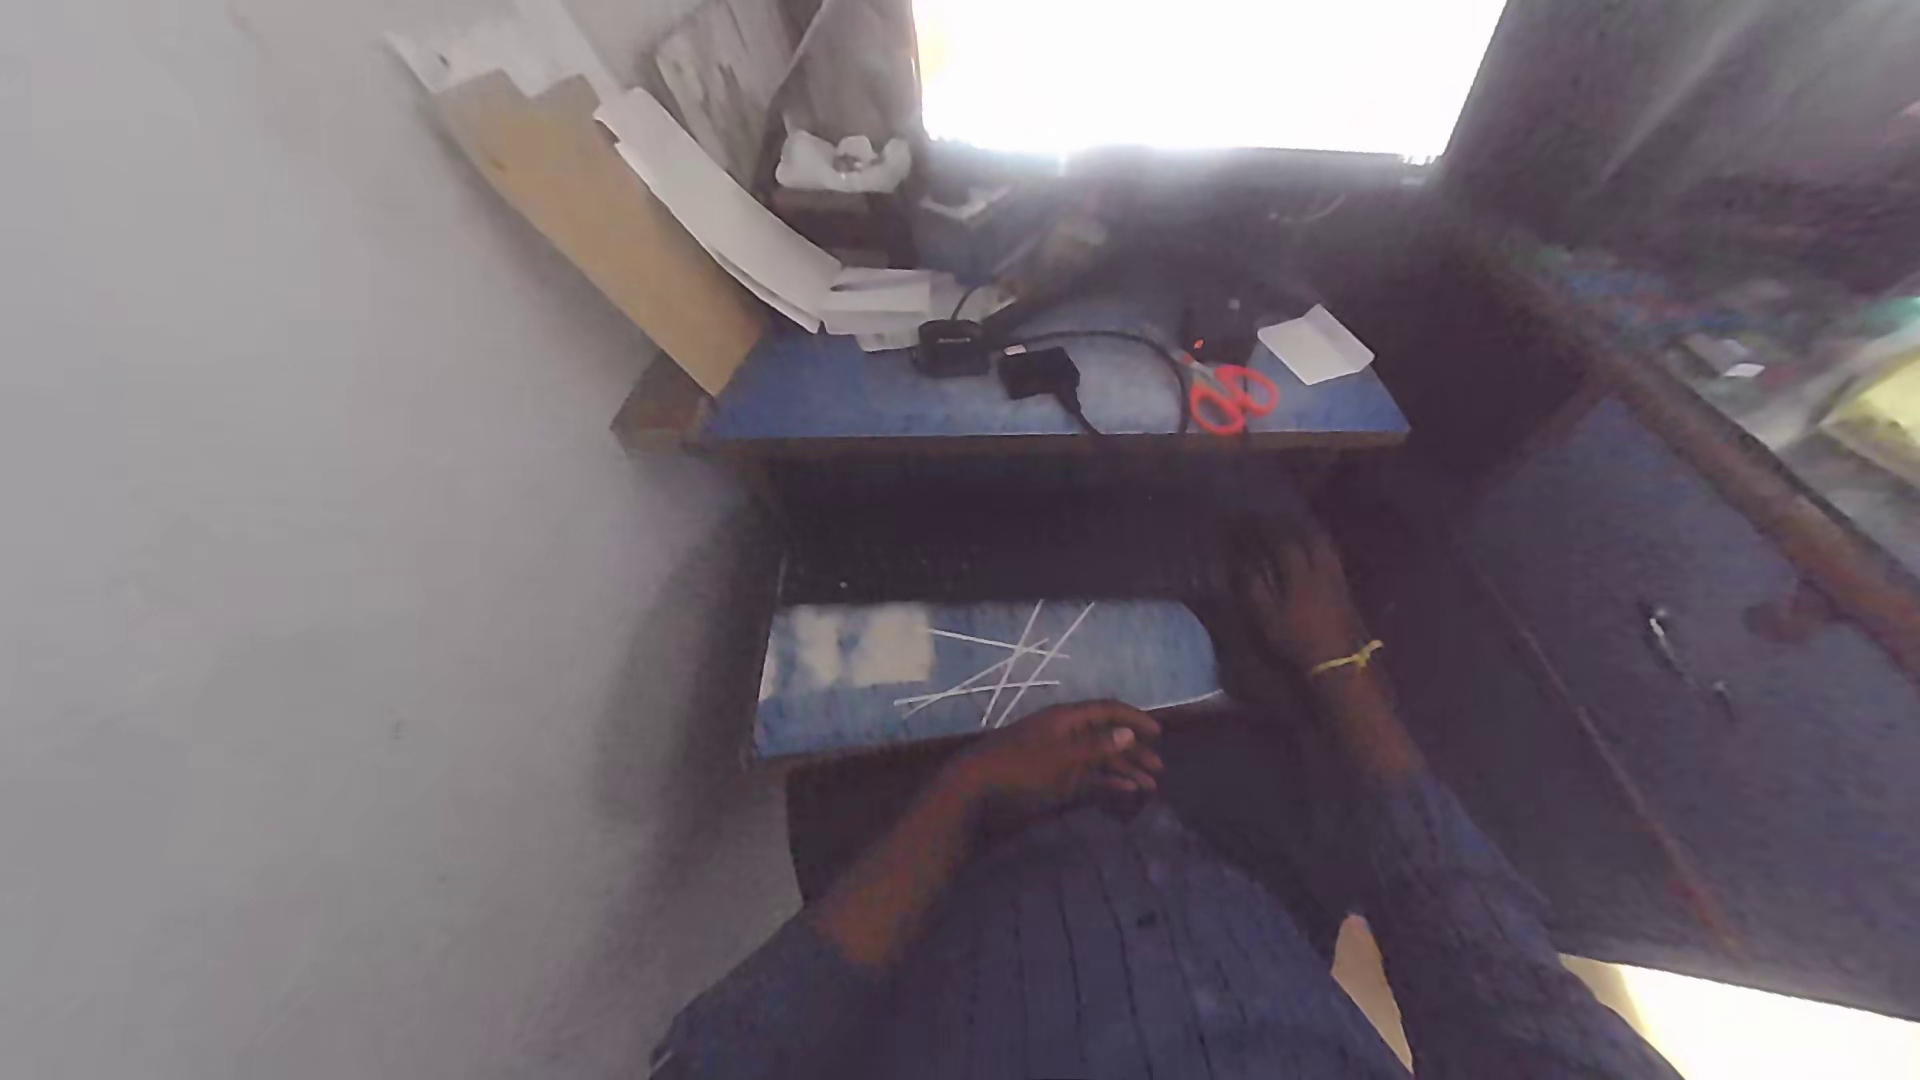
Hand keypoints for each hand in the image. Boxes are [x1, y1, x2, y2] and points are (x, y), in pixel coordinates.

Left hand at [943, 700, 1164, 811]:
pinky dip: (1107, 780)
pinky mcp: (1052, 777)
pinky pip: (1087, 774)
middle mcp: (1065, 733)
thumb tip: (1130, 732)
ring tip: (1150, 785)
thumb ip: (1096, 746)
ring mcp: (1059, 756)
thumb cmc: (1020, 768)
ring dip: (1124, 768)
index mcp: (1065, 719)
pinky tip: (1125, 790)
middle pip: (1106, 735)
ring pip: (1099, 757)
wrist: (977, 790)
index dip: (1134, 718)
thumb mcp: (1061, 757)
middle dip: (1133, 748)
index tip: (1159, 733)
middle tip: (1159, 767)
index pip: (1106, 710)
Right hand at [1247, 526, 1368, 670]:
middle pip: (1308, 535)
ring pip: (1323, 543)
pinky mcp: (1344, 585)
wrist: (1338, 659)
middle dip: (1289, 523)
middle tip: (1272, 517)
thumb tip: (1244, 562)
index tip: (1249, 519)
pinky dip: (1318, 543)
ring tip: (1292, 524)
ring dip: (1307, 529)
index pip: (1282, 541)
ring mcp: (1336, 575)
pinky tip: (1311, 546)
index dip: (1264, 528)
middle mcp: (1321, 568)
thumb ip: (1255, 585)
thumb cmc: (1296, 638)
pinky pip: (1331, 553)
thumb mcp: (1267, 616)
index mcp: (1299, 573)